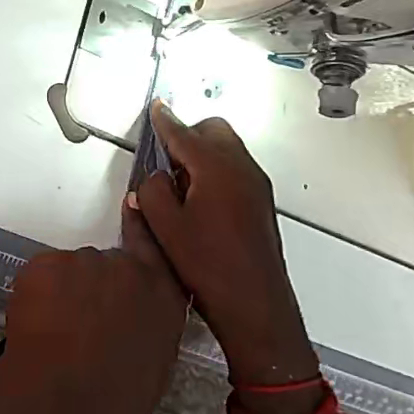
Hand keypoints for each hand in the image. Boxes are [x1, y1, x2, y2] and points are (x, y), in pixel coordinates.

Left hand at [0, 211, 186, 413]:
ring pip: (68, 272)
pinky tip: (35, 331)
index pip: (154, 245)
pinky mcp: (46, 264)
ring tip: (55, 337)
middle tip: (77, 326)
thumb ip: (147, 322)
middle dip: (90, 287)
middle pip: (103, 264)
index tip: (132, 202)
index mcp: (162, 294)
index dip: (140, 225)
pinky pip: (41, 276)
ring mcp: (84, 260)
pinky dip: (35, 298)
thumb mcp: (154, 362)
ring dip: (61, 294)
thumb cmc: (115, 405)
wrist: (61, 410)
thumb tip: (130, 317)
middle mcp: (126, 267)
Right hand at [133, 101, 318, 386]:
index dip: (165, 120)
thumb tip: (154, 179)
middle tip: (165, 156)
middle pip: (212, 130)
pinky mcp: (261, 201)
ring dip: (203, 154)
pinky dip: (216, 170)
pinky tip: (200, 201)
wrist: (255, 304)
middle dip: (187, 135)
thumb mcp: (164, 227)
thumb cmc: (214, 269)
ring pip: (227, 147)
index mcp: (215, 166)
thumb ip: (151, 191)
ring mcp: (256, 184)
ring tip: (180, 185)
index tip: (158, 109)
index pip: (183, 132)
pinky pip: (236, 168)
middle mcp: (241, 168)